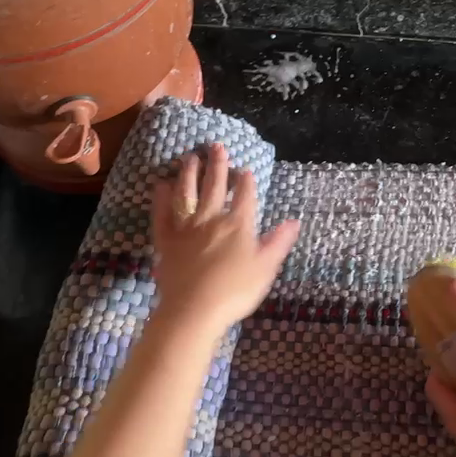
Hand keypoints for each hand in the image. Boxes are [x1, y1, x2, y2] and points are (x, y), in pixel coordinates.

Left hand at [149, 143, 298, 337]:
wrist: (194, 310)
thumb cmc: (235, 291)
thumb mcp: (265, 268)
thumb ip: (278, 242)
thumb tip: (294, 221)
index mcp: (238, 225)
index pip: (245, 197)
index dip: (246, 183)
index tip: (246, 170)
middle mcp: (212, 219)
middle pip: (215, 186)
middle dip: (218, 165)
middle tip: (217, 146)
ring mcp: (186, 228)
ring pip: (187, 194)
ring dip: (189, 173)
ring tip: (190, 157)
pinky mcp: (166, 241)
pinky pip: (162, 215)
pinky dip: (161, 199)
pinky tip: (161, 185)